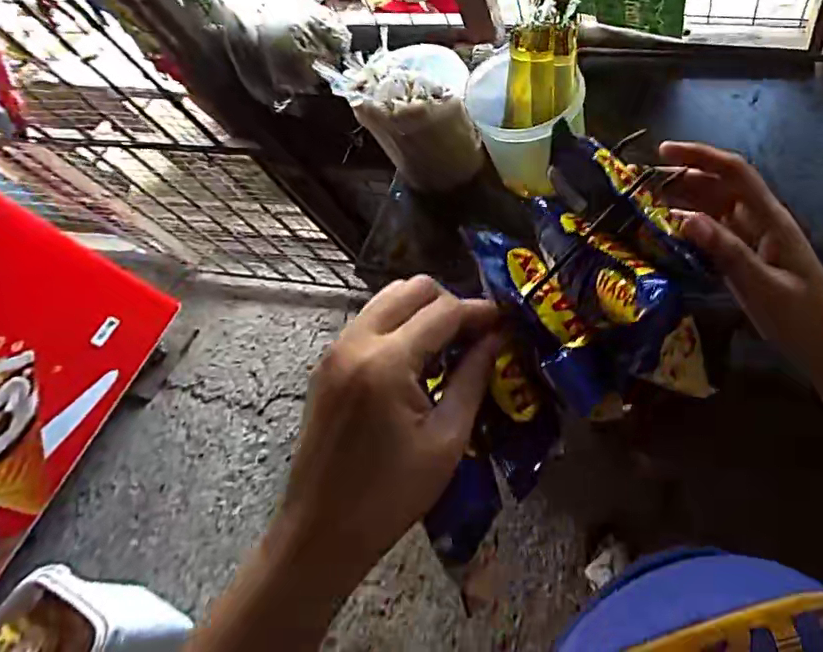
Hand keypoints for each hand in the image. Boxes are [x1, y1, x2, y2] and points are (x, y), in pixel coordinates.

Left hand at [271, 277, 501, 591]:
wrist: (318, 535)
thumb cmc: (389, 496)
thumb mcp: (447, 439)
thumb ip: (474, 378)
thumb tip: (497, 337)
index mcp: (387, 363)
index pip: (444, 310)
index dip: (480, 310)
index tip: (504, 321)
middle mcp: (357, 342)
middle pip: (412, 288)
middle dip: (450, 301)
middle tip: (475, 332)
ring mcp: (336, 349)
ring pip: (388, 297)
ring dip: (423, 309)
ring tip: (449, 344)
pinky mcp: (327, 362)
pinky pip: (371, 319)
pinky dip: (399, 323)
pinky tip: (418, 359)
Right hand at [658, 141, 822, 366]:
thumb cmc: (804, 318)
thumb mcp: (763, 287)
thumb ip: (727, 251)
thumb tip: (686, 218)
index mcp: (770, 219)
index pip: (734, 172)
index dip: (700, 156)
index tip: (664, 151)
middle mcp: (761, 221)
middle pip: (720, 186)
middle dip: (685, 176)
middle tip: (645, 182)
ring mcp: (753, 239)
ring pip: (715, 208)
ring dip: (685, 200)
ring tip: (650, 201)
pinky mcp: (746, 258)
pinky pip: (715, 232)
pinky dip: (692, 227)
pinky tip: (670, 232)